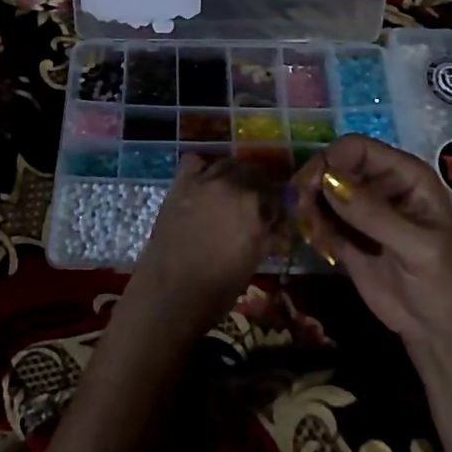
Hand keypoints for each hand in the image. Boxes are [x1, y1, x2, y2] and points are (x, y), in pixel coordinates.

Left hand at [125, 155, 282, 333]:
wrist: (172, 288)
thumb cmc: (219, 284)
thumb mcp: (254, 259)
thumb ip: (268, 236)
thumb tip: (279, 228)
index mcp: (256, 206)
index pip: (276, 196)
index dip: (278, 206)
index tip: (275, 215)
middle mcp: (233, 186)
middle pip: (254, 173)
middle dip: (259, 186)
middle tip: (256, 202)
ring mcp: (204, 181)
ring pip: (228, 163)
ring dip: (235, 174)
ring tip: (233, 189)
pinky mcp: (181, 184)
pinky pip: (194, 162)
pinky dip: (202, 168)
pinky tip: (204, 181)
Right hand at [290, 135, 451, 345]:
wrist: (443, 332)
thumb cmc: (445, 284)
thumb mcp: (416, 247)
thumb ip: (373, 214)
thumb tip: (328, 182)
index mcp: (405, 176)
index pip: (357, 148)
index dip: (331, 161)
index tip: (311, 188)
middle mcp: (380, 186)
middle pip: (332, 167)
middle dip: (313, 185)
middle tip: (302, 212)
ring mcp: (361, 212)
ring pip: (320, 193)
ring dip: (308, 209)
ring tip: (314, 235)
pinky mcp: (346, 237)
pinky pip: (318, 221)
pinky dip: (312, 229)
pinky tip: (319, 246)